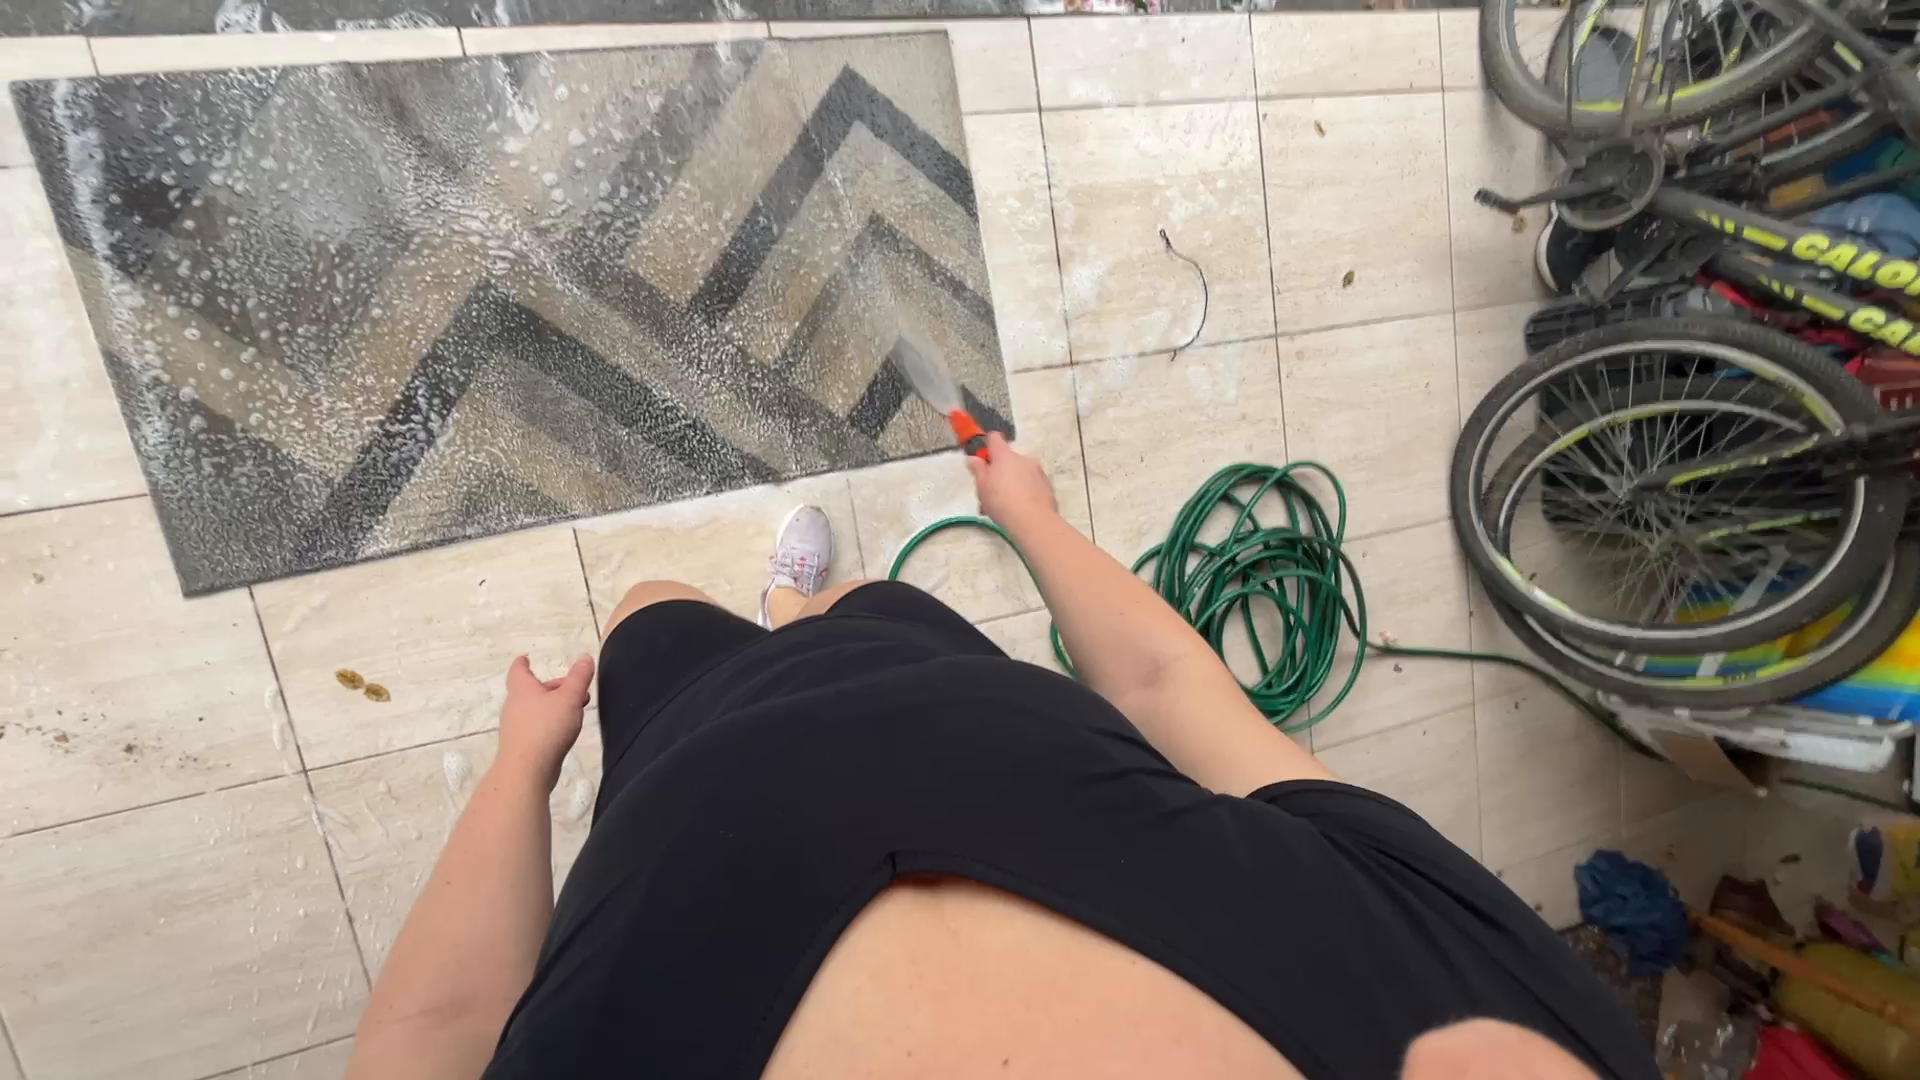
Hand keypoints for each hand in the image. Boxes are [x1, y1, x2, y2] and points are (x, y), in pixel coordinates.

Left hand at [495, 654, 593, 790]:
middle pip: (533, 690)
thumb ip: (579, 677)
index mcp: (523, 690)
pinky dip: (551, 722)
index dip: (523, 663)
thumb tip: (584, 657)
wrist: (527, 770)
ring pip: (537, 709)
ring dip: (555, 705)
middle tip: (578, 689)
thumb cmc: (547, 727)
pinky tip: (566, 729)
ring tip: (577, 709)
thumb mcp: (569, 697)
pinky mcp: (522, 745)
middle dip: (554, 687)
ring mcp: (516, 727)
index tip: (525, 658)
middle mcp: (515, 706)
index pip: (519, 671)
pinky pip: (537, 726)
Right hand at [965, 431, 1057, 531]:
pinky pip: (1031, 484)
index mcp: (1005, 455)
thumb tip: (974, 458)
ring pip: (1020, 473)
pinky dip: (1025, 492)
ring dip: (1012, 483)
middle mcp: (1024, 458)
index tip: (982, 458)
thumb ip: (977, 470)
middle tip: (991, 492)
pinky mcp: (1047, 486)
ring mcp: (1038, 471)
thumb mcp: (982, 487)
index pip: (994, 438)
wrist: (1033, 521)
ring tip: (1003, 506)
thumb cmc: (1001, 501)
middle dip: (1000, 472)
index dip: (987, 445)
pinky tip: (1019, 510)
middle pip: (1008, 459)